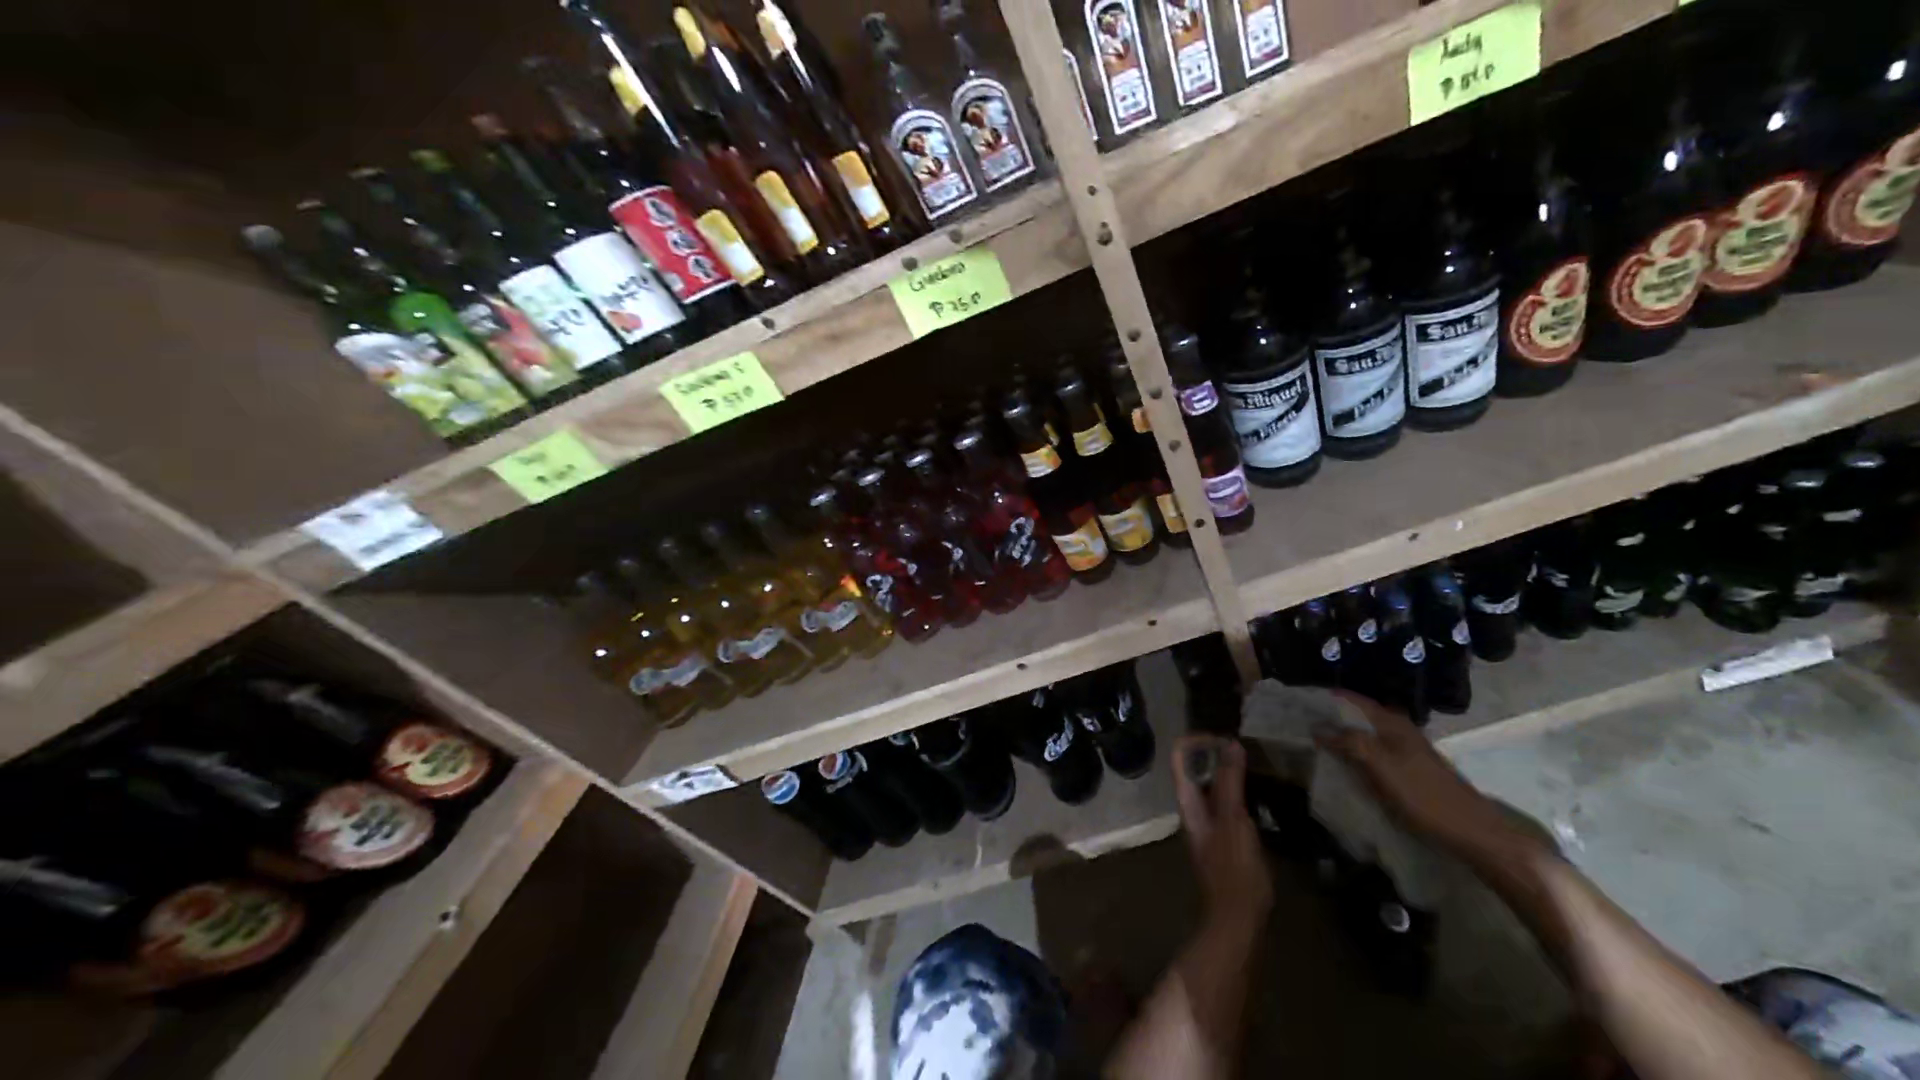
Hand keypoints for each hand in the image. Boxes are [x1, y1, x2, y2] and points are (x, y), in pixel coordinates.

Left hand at [1172, 734, 1271, 929]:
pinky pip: (1224, 801)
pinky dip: (1237, 791)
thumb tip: (1229, 743)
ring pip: (1210, 784)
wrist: (1237, 917)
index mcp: (1188, 801)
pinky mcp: (1221, 834)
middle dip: (1215, 753)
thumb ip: (1229, 782)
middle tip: (1246, 751)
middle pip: (1193, 767)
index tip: (1226, 742)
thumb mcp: (1233, 821)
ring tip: (1255, 767)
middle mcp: (1192, 807)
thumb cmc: (1234, 869)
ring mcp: (1206, 821)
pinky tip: (1259, 795)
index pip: (1179, 756)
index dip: (1197, 741)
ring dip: (1228, 771)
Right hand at [1316, 693, 1542, 863]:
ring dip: (1341, 736)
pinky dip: (1354, 753)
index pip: (1351, 699)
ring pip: (1365, 734)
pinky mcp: (1408, 770)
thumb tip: (1317, 726)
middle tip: (1298, 722)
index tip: (1296, 701)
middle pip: (1357, 716)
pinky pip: (1372, 753)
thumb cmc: (1424, 797)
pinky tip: (1342, 764)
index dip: (1325, 698)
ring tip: (1312, 742)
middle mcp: (1399, 730)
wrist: (1473, 833)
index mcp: (1392, 724)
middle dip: (1329, 717)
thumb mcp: (1382, 767)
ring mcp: (1406, 751)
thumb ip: (1349, 743)